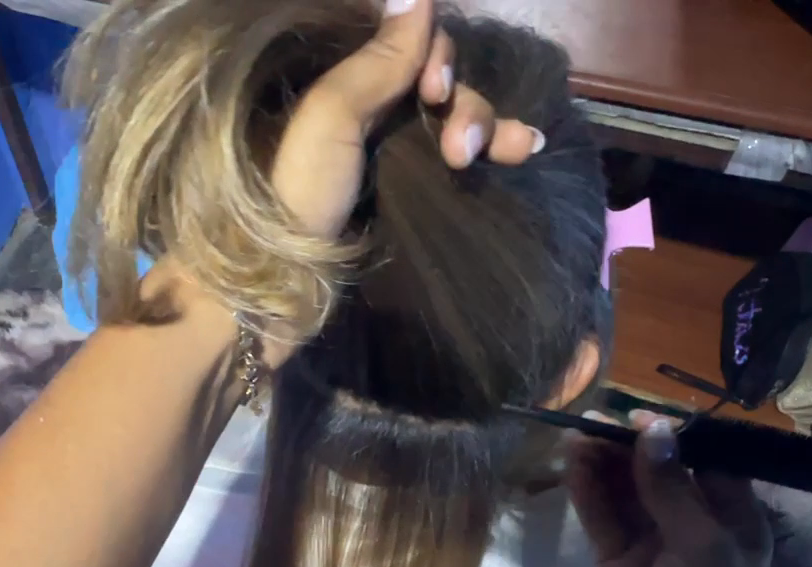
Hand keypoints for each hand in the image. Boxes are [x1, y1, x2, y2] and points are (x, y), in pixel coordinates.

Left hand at [269, 0, 545, 239]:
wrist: (287, 279)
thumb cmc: (299, 193)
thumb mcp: (329, 115)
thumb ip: (375, 59)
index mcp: (351, 81)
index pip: (414, 43)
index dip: (438, 57)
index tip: (435, 91)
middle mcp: (377, 109)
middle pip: (444, 83)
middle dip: (467, 105)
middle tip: (462, 148)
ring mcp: (395, 151)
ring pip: (458, 119)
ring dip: (490, 125)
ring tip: (516, 150)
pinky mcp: (411, 190)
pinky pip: (458, 157)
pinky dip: (493, 147)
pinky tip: (524, 149)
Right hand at [565, 412, 773, 566]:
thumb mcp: (701, 542)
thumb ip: (671, 486)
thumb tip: (654, 430)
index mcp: (731, 518)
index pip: (705, 461)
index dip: (675, 436)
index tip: (640, 415)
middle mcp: (691, 523)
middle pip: (657, 472)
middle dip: (628, 447)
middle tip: (594, 420)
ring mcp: (649, 541)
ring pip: (624, 491)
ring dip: (602, 464)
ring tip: (575, 436)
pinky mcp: (614, 558)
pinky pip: (601, 517)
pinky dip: (587, 492)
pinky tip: (572, 466)